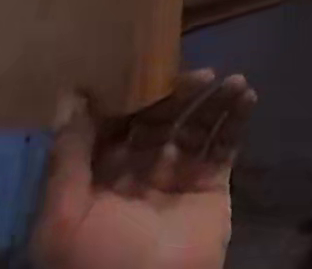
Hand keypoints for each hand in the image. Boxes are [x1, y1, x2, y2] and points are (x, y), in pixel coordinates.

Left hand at [32, 70, 256, 268]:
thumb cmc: (99, 264)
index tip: (148, 62)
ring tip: (233, 81)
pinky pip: (225, 145)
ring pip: (197, 126)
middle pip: (161, 118)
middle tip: (201, 73)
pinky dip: (237, 119)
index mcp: (100, 179)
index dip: (132, 94)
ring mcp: (179, 177)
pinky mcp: (212, 184)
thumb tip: (69, 93)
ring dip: (216, 100)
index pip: (117, 124)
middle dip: (180, 93)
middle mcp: (140, 172)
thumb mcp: (64, 217)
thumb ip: (67, 156)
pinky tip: (247, 96)